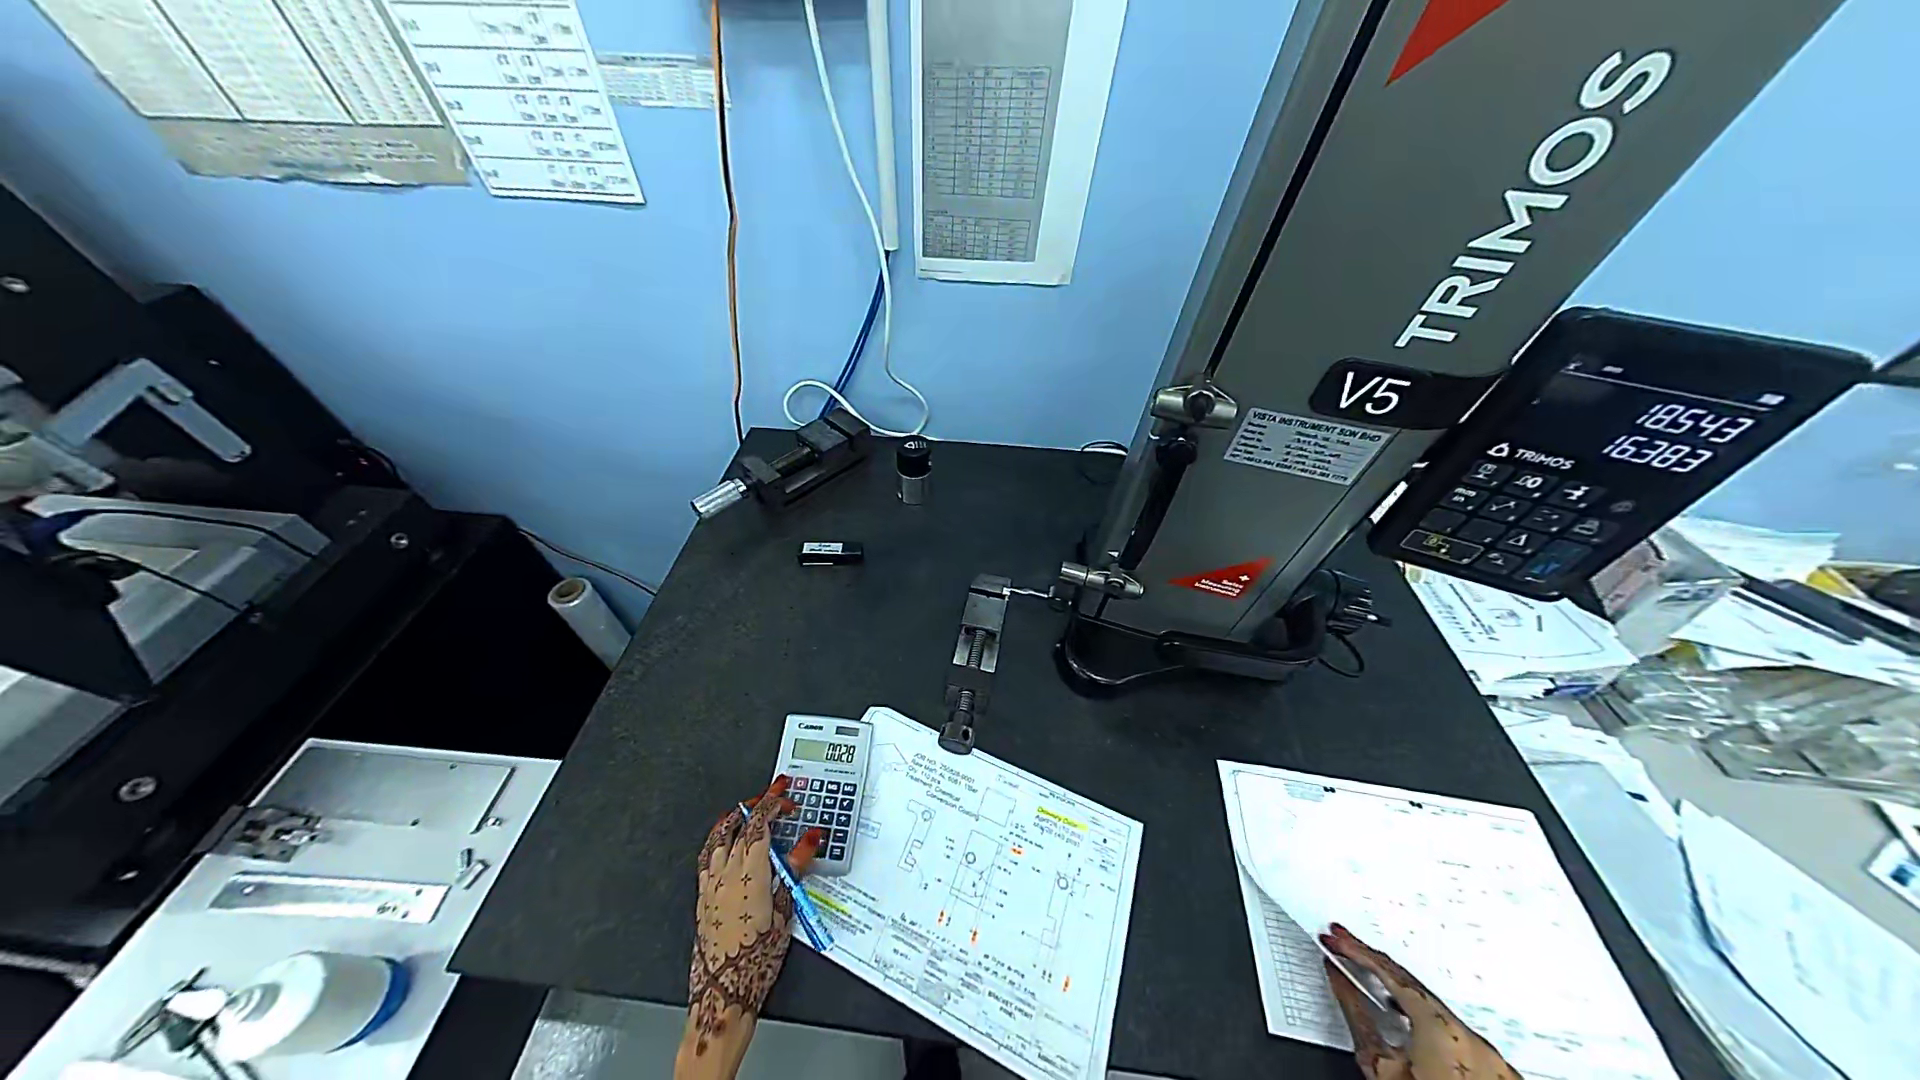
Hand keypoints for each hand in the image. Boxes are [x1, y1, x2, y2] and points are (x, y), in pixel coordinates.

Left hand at [676, 776, 823, 1079]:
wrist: (723, 994)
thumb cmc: (756, 959)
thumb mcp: (787, 910)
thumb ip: (797, 868)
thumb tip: (811, 839)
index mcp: (749, 873)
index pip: (760, 824)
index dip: (773, 803)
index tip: (786, 795)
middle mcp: (725, 874)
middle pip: (739, 826)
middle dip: (758, 805)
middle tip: (773, 795)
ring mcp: (710, 885)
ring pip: (718, 838)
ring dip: (734, 819)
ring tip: (746, 809)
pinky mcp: (702, 898)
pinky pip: (706, 858)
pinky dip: (716, 841)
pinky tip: (722, 842)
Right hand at [1321, 924, 1520, 1079]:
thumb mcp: (1382, 1071)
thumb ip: (1359, 1019)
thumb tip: (1339, 982)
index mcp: (1442, 1029)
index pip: (1389, 972)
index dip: (1356, 950)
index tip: (1334, 937)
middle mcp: (1473, 1038)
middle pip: (1415, 985)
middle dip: (1374, 963)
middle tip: (1344, 945)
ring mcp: (1494, 1060)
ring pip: (1437, 1008)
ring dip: (1399, 990)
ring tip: (1369, 975)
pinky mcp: (1501, 1077)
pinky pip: (1456, 1032)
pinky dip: (1424, 1017)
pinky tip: (1409, 1019)